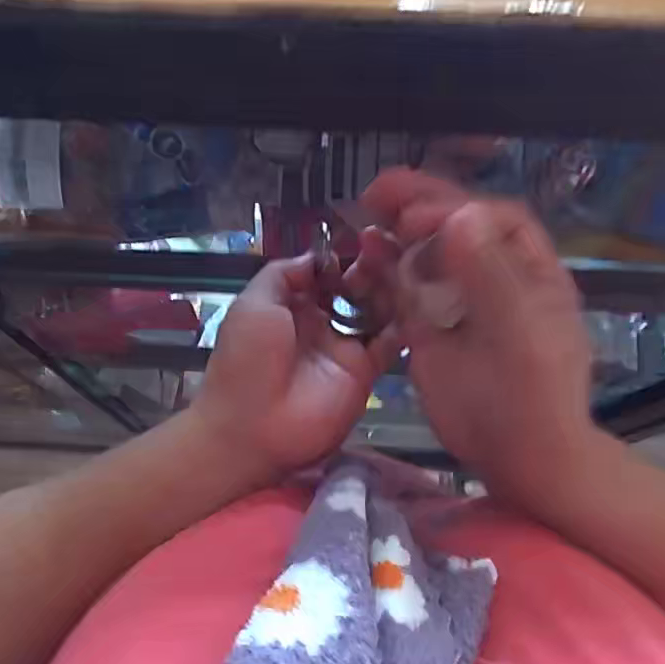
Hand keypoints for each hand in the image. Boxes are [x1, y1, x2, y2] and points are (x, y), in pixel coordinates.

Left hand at [191, 251, 401, 487]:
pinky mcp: (366, 371)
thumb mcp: (254, 304)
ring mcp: (346, 347)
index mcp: (294, 304)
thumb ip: (284, 274)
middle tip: (392, 248)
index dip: (347, 255)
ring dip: (391, 289)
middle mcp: (324, 322)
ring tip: (407, 266)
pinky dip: (405, 323)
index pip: (329, 273)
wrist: (252, 427)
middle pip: (357, 289)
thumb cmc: (247, 360)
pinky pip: (390, 343)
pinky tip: (417, 299)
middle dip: (374, 267)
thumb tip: (319, 256)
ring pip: (378, 311)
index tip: (370, 236)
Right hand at [361, 169, 614, 504]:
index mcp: (528, 273)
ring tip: (367, 219)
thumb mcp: (520, 334)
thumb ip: (491, 275)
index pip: (493, 220)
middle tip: (377, 192)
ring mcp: (459, 305)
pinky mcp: (430, 332)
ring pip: (427, 257)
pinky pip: (406, 293)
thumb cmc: (530, 398)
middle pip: (456, 229)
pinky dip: (386, 274)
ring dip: (398, 236)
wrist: (520, 458)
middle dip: (420, 206)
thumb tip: (461, 215)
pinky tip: (366, 261)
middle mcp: (493, 280)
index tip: (416, 213)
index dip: (455, 207)